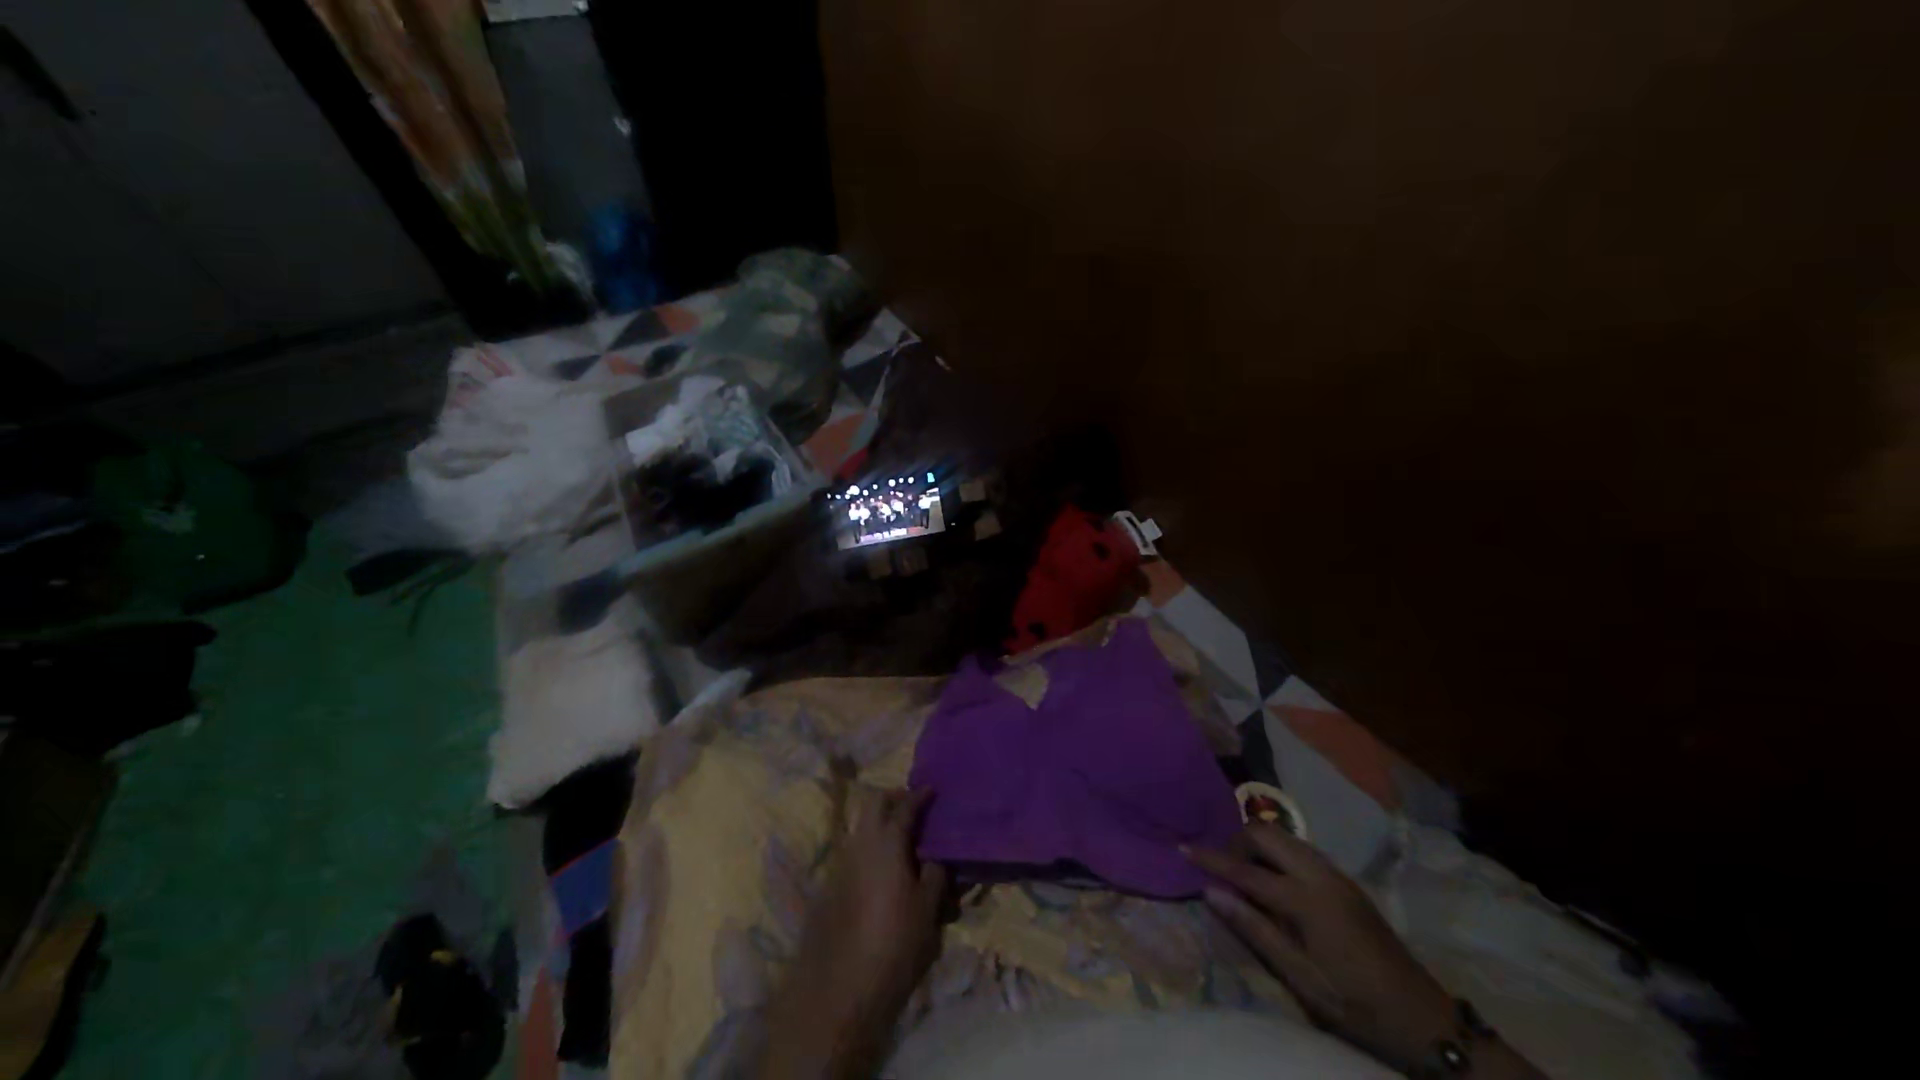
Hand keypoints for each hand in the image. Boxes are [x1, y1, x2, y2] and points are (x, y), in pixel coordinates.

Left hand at [758, 788, 949, 1079]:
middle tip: (912, 805)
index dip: (919, 796)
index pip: (904, 806)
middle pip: (873, 804)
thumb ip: (934, 875)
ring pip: (860, 828)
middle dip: (892, 799)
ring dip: (879, 824)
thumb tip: (934, 858)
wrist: (841, 986)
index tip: (931, 790)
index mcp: (886, 842)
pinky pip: (854, 852)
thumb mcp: (927, 909)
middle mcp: (859, 844)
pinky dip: (870, 848)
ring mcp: (840, 863)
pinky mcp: (830, 886)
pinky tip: (883, 871)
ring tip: (902, 840)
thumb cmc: (894, 943)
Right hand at [1185, 823, 1455, 1072]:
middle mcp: (1321, 874)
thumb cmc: (1355, 1004)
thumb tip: (1210, 891)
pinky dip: (1276, 853)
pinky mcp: (1344, 880)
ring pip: (1283, 835)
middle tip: (1221, 871)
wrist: (1422, 1016)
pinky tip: (1271, 882)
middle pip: (1266, 832)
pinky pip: (1299, 848)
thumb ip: (1254, 929)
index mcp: (1308, 900)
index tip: (1182, 847)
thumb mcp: (1300, 978)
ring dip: (1257, 846)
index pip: (1246, 869)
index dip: (1211, 858)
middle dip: (1236, 843)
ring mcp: (1336, 873)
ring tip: (1243, 877)